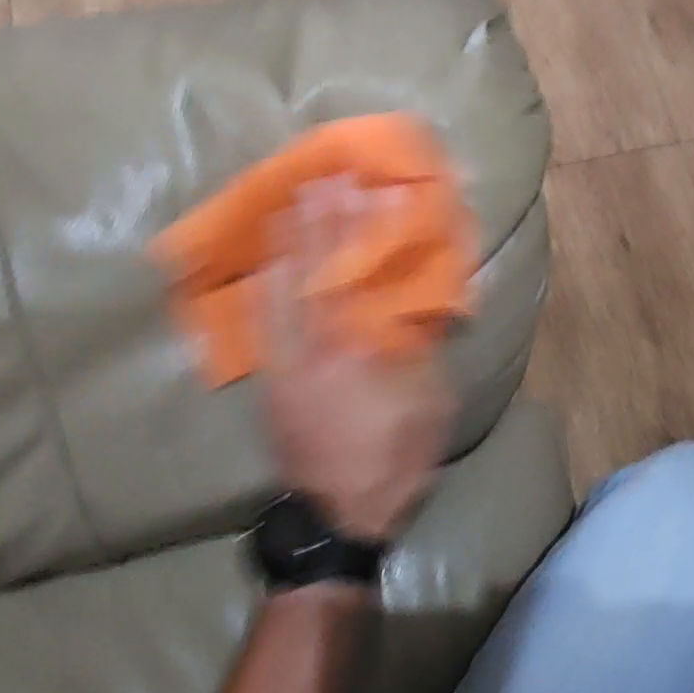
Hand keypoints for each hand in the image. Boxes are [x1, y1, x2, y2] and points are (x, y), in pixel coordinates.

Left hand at [255, 179, 455, 542]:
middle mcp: (316, 345)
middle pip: (317, 271)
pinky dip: (266, 289)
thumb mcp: (429, 406)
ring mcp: (287, 362)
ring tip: (288, 205)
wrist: (338, 514)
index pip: (360, 275)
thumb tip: (414, 305)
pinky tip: (267, 266)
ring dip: (288, 245)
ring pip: (283, 292)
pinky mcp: (271, 381)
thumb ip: (419, 350)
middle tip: (320, 179)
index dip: (362, 230)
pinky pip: (263, 322)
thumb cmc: (393, 461)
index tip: (365, 189)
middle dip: (320, 222)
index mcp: (359, 347)